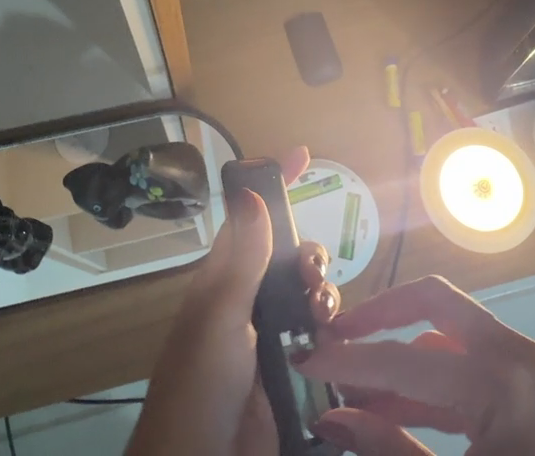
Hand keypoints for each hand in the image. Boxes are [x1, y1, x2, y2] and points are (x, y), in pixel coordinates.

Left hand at [125, 147, 340, 455]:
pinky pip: (319, 331)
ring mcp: (269, 333)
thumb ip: (242, 256)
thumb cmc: (201, 380)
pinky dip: (330, 325)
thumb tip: (251, 192)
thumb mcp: (220, 313)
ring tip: (320, 313)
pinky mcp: (291, 366)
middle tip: (311, 271)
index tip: (301, 155)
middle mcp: (246, 299)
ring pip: (306, 290)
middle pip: (287, 254)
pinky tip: (333, 334)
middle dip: (308, 251)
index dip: (271, 185)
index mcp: (222, 278)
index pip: (249, 218)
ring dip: (321, 291)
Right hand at [296, 275, 534, 454]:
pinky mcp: (531, 384)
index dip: (346, 361)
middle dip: (378, 316)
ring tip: (352, 390)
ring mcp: (528, 365)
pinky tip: (390, 410)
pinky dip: (429, 380)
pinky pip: (468, 365)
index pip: (402, 358)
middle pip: (433, 302)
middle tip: (334, 334)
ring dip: (400, 354)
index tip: (304, 360)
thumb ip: (387, 451)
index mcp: (498, 382)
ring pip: (449, 333)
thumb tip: (328, 420)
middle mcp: (516, 354)